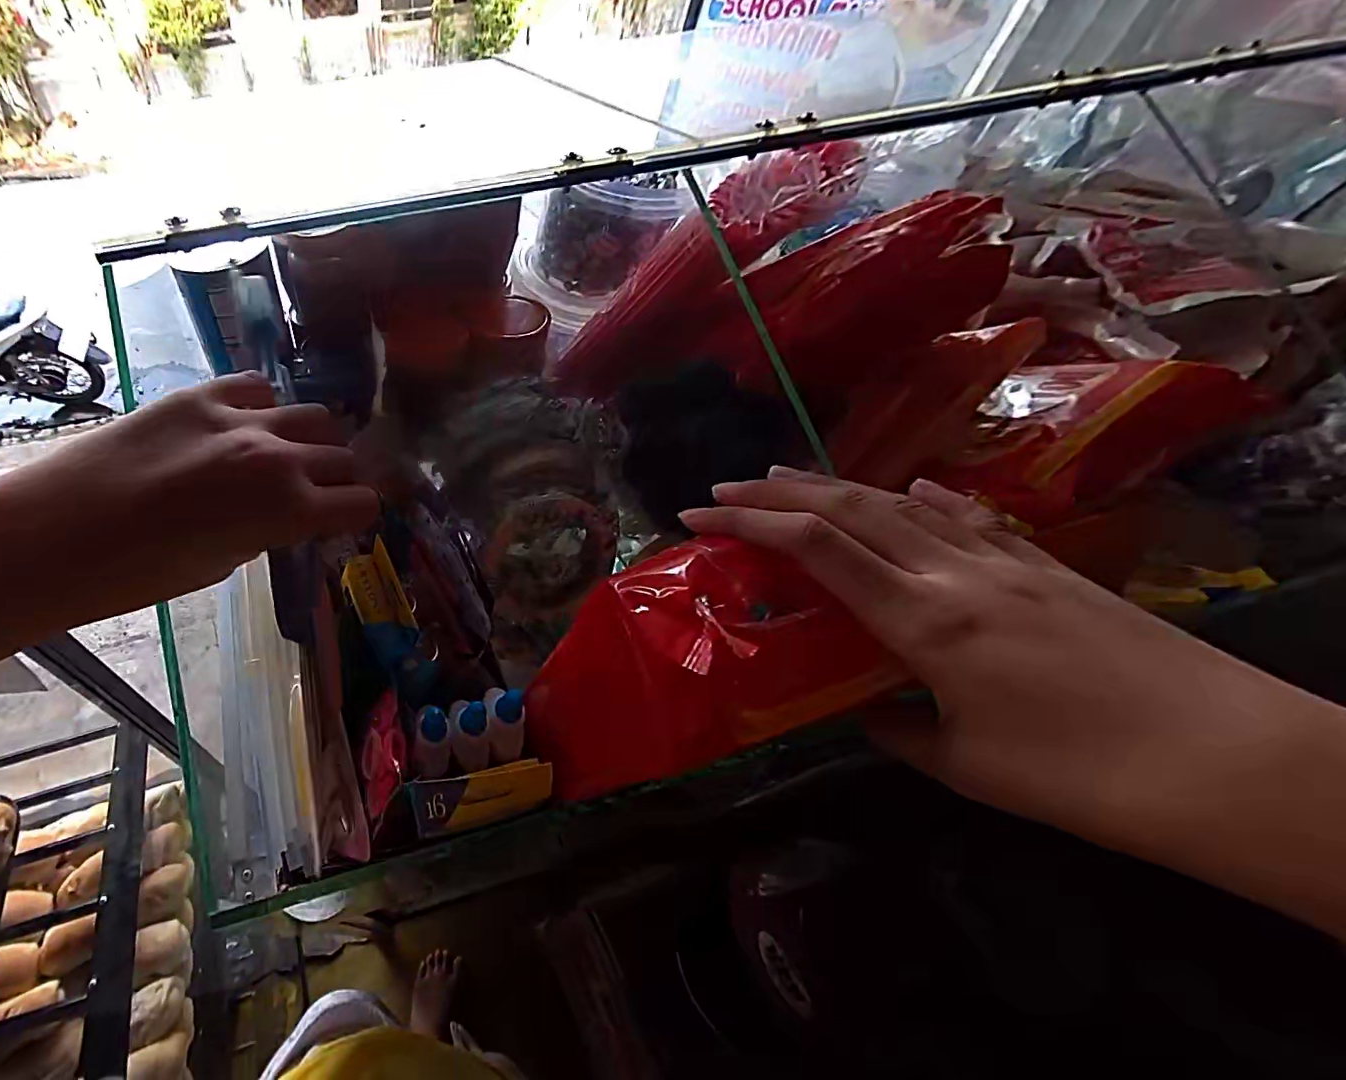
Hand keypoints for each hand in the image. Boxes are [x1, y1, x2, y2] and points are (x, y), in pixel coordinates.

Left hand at [0, 372, 376, 630]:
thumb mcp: (222, 565)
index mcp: (287, 510)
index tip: (344, 521)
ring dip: (311, 441)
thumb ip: (266, 531)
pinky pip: (258, 389)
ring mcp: (239, 418)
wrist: (52, 533)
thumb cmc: (138, 575)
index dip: (357, 515)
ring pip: (312, 415)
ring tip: (287, 457)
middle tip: (319, 494)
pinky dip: (265, 409)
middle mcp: (277, 456)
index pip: (361, 502)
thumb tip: (283, 513)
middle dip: (340, 478)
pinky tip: (245, 428)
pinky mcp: (200, 395)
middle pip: (344, 456)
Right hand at [681, 468, 1345, 936]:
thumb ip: (896, 726)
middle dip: (773, 492)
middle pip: (847, 508)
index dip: (748, 523)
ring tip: (784, 476)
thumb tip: (863, 711)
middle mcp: (957, 572)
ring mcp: (1007, 561)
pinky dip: (917, 496)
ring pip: (899, 501)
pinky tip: (904, 487)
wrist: (1254, 770)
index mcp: (923, 618)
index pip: (814, 548)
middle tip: (722, 487)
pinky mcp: (1047, 566)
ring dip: (831, 485)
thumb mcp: (964, 764)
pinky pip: (963, 516)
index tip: (699, 515)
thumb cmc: (1086, 778)